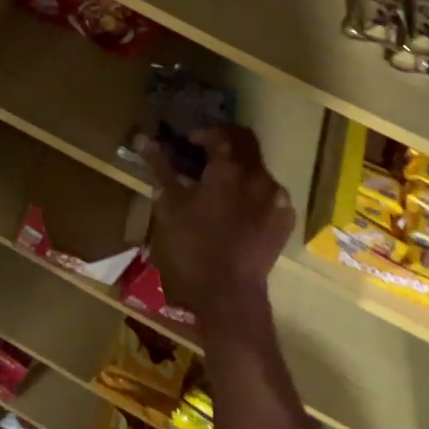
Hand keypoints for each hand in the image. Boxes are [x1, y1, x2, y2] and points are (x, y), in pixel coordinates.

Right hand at [143, 126, 295, 316]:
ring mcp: (277, 198)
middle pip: (246, 143)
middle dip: (225, 143)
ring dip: (240, 168)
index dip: (201, 134)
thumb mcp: (169, 206)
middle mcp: (258, 176)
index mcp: (228, 169)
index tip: (186, 144)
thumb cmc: (191, 247)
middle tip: (205, 155)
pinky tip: (238, 209)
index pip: (219, 135)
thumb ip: (160, 167)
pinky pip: (270, 193)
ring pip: (259, 168)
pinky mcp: (285, 219)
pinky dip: (253, 192)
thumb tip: (143, 138)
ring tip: (220, 186)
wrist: (228, 293)